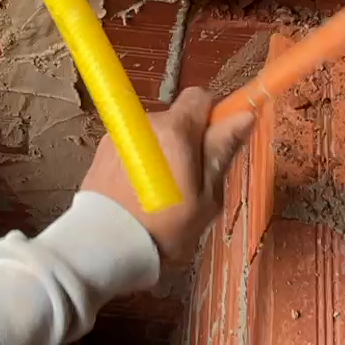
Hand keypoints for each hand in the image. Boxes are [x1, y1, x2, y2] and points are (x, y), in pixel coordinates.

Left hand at [79, 87, 256, 264]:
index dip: (211, 118)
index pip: (200, 97)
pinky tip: (138, 194)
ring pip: (152, 136)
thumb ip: (221, 151)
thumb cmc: (164, 227)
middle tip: (188, 183)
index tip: (213, 147)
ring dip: (160, 153)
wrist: (104, 247)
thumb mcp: (206, 196)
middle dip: (185, 142)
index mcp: (174, 129)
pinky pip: (131, 149)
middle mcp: (143, 123)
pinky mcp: (100, 153)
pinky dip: (139, 163)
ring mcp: (117, 136)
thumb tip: (244, 115)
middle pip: (175, 119)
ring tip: (159, 194)